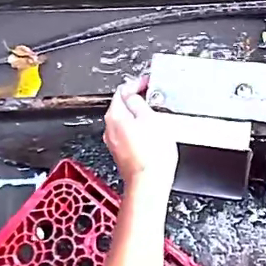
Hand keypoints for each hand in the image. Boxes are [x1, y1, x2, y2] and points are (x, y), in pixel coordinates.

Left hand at [103, 74, 176, 192]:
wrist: (149, 183)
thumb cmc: (152, 155)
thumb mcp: (150, 118)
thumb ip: (139, 101)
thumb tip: (133, 94)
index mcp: (115, 116)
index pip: (122, 90)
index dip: (137, 83)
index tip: (147, 82)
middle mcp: (110, 129)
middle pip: (122, 106)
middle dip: (137, 100)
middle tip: (153, 98)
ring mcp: (114, 142)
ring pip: (126, 121)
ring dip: (139, 116)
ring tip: (156, 118)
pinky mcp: (122, 154)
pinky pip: (129, 136)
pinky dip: (139, 131)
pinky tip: (152, 136)